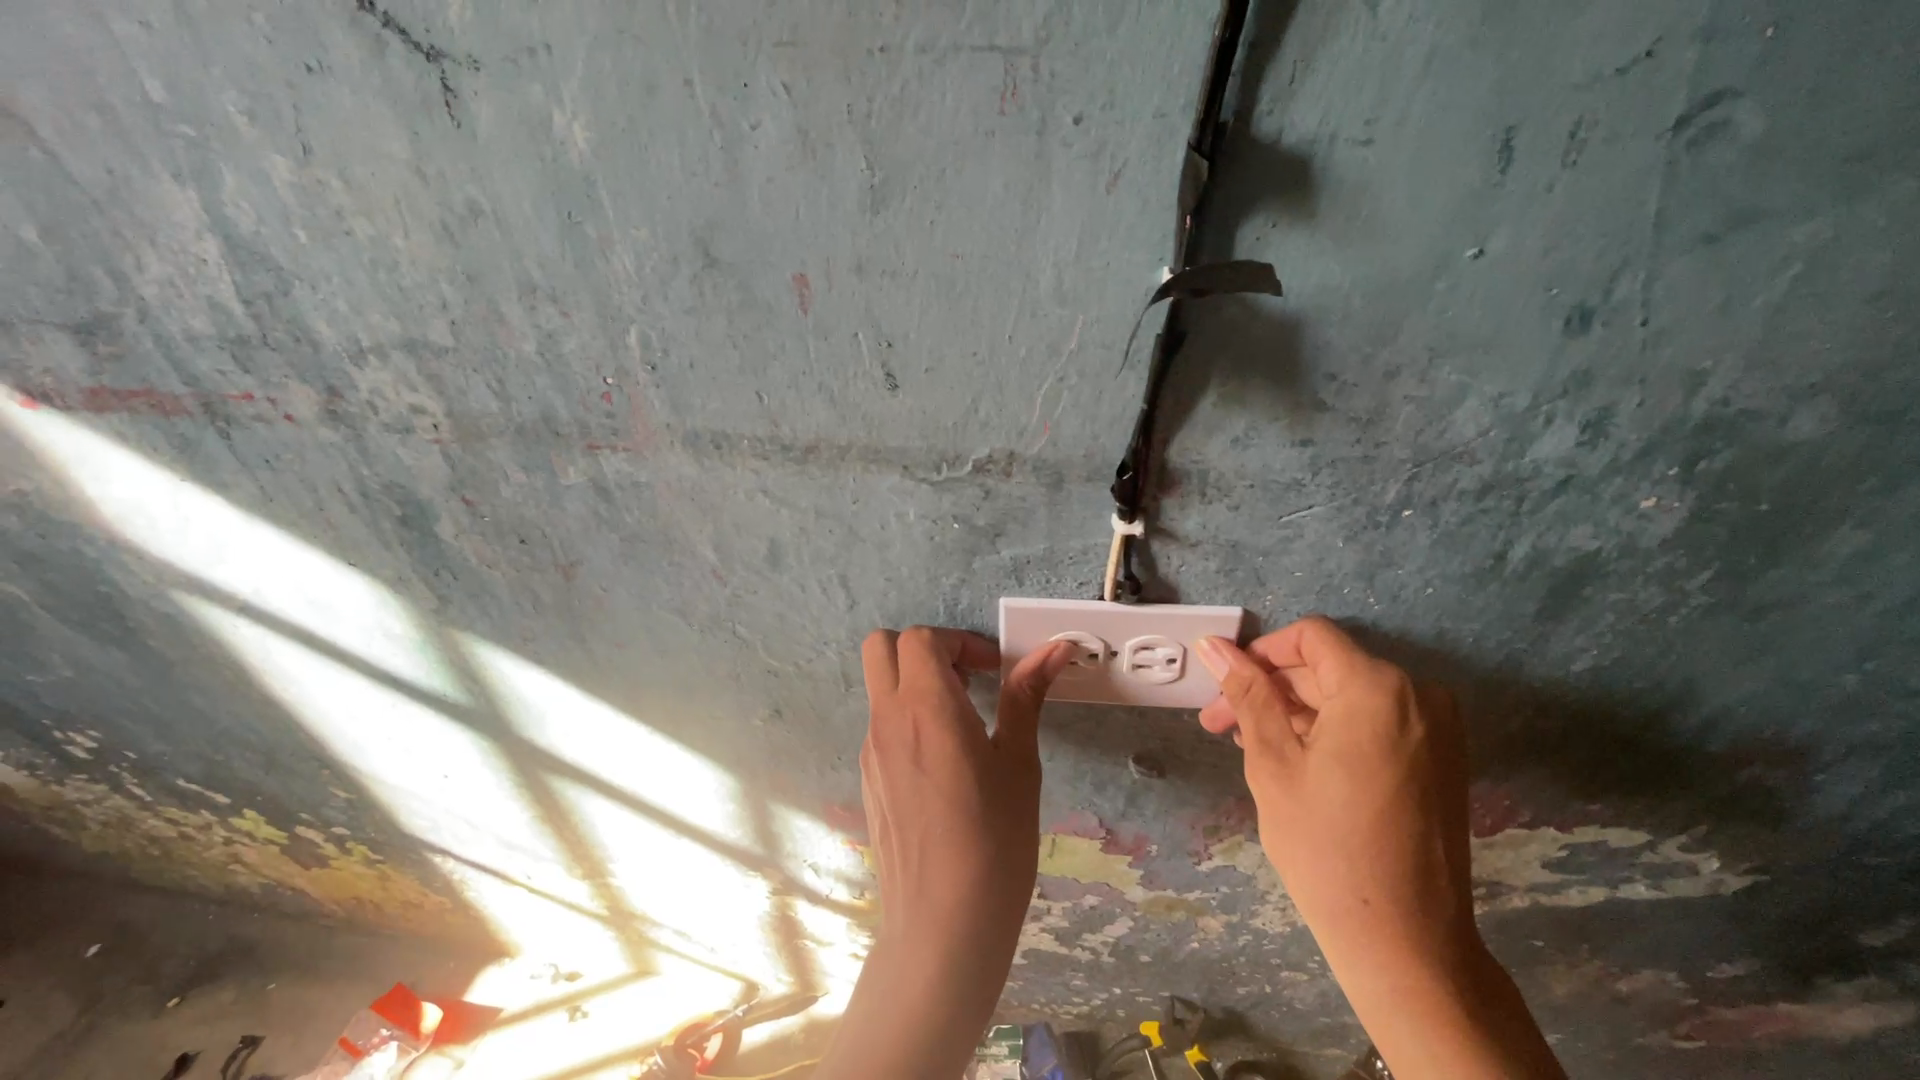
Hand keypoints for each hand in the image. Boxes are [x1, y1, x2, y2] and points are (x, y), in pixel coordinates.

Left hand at [818, 627, 1070, 1079]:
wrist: (942, 924)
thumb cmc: (994, 840)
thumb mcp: (1019, 764)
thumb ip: (1026, 698)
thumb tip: (1055, 649)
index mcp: (925, 708)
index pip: (921, 638)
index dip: (959, 641)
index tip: (992, 670)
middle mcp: (887, 721)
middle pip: (882, 647)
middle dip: (925, 648)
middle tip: (968, 679)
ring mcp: (870, 753)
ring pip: (879, 688)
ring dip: (916, 684)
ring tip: (964, 726)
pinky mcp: (868, 781)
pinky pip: (881, 727)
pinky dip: (908, 720)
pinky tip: (944, 766)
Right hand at [1195, 617, 1564, 1078]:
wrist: (1404, 938)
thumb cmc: (1325, 846)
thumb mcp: (1273, 762)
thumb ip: (1247, 694)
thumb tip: (1214, 645)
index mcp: (1378, 687)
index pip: (1310, 637)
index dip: (1260, 654)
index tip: (1224, 690)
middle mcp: (1420, 695)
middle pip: (1330, 668)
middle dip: (1273, 691)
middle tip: (1222, 728)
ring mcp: (1439, 729)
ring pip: (1352, 698)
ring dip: (1299, 714)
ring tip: (1253, 750)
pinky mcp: (1443, 761)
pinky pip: (1379, 724)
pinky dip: (1335, 733)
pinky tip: (1298, 764)